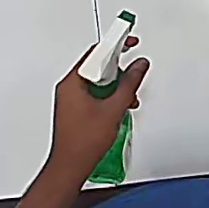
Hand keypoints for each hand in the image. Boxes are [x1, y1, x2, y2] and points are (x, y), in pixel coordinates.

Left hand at [47, 37, 148, 180]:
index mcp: (73, 83)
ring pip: (98, 82)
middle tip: (133, 71)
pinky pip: (95, 94)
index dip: (115, 45)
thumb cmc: (83, 142)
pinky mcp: (76, 110)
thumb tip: (139, 65)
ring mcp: (72, 100)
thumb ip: (129, 83)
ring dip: (116, 87)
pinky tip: (119, 108)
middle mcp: (69, 88)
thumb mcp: (114, 108)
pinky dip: (109, 97)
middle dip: (118, 70)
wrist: (70, 167)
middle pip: (97, 67)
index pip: (96, 53)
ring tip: (127, 99)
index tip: (128, 40)